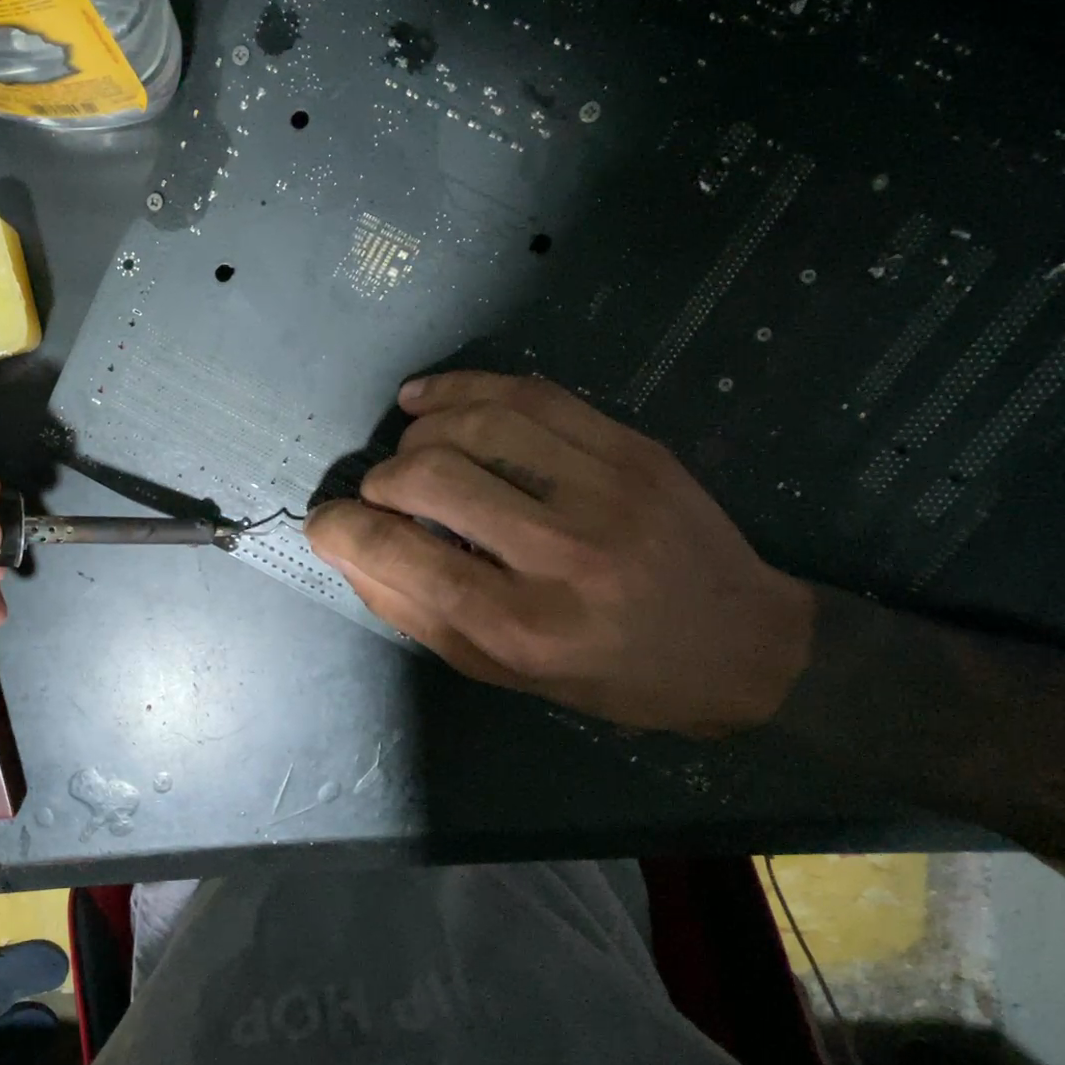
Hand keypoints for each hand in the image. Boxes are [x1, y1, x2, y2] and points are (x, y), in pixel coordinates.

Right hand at [305, 371, 814, 736]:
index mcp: (523, 624)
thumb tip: (345, 547)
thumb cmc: (606, 675)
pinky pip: (527, 393)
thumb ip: (411, 610)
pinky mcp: (631, 446)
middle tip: (380, 497)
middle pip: (430, 476)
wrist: (740, 645)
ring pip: (475, 424)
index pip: (400, 553)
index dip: (340, 530)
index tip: (325, 524)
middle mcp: (563, 551)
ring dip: (417, 433)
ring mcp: (605, 488)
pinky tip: (425, 401)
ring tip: (410, 452)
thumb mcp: (499, 670)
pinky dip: (460, 389)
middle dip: (380, 481)